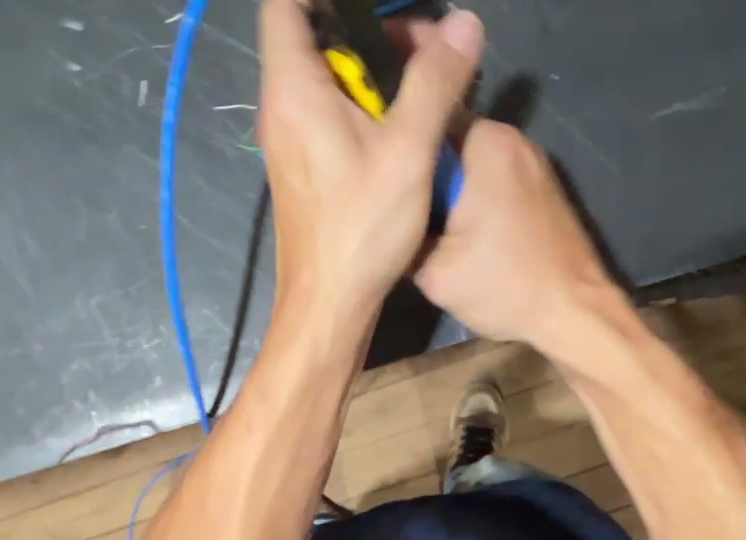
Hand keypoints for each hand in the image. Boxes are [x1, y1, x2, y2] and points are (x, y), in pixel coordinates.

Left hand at [257, 0, 482, 319]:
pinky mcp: (304, 167)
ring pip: (324, 76)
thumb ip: (434, 81)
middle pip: (311, 34)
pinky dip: (362, 103)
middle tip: (421, 43)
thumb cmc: (361, 228)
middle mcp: (281, 107)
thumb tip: (464, 24)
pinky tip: (402, 124)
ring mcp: (290, 139)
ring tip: (422, 79)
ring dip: (370, 69)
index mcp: (293, 87)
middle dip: (367, 28)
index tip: (376, 8)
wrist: (328, 303)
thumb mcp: (407, 150)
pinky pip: (327, 112)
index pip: (285, 3)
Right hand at [414, 120, 622, 349]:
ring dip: (454, 192)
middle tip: (406, 214)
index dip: (403, 154)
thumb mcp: (434, 273)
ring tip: (434, 229)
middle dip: (429, 175)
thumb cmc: (503, 286)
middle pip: (451, 145)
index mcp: (486, 145)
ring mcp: (535, 163)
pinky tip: (468, 236)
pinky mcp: (545, 188)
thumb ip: (406, 238)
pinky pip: (497, 182)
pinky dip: (479, 201)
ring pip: (475, 166)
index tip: (388, 186)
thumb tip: (393, 226)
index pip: (426, 122)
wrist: (573, 312)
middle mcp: (514, 140)